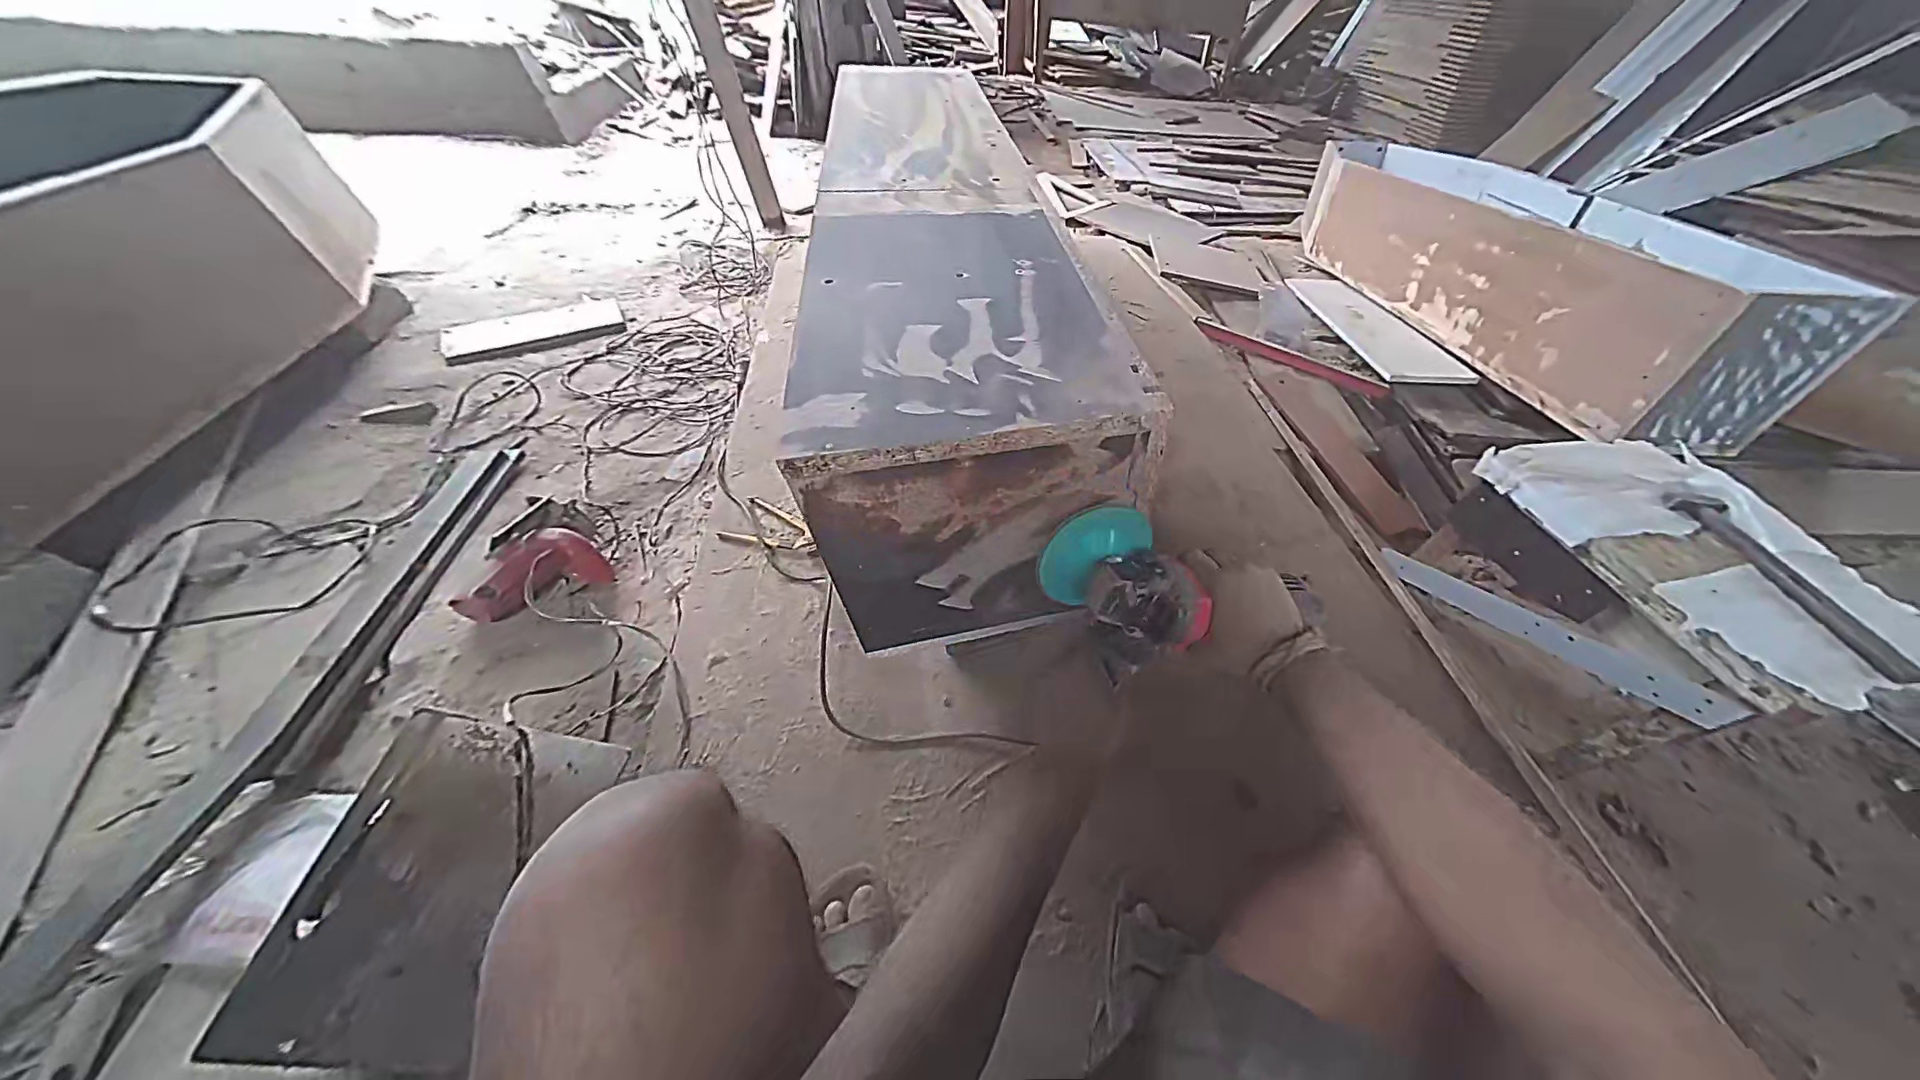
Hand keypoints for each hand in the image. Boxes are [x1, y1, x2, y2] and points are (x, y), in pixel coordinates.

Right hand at [1182, 552, 1329, 691]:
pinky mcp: (1274, 577)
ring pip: (1233, 559)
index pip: (1192, 556)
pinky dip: (1243, 574)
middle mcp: (1237, 569)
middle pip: (1212, 552)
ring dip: (1223, 566)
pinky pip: (1251, 568)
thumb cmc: (1242, 650)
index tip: (1178, 570)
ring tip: (1221, 585)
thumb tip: (1170, 640)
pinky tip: (1241, 591)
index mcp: (1217, 580)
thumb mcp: (1204, 650)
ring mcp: (1258, 571)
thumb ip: (1184, 641)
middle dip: (1202, 561)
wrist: (1285, 655)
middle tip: (1197, 578)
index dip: (1182, 561)